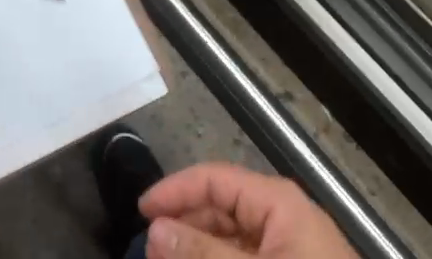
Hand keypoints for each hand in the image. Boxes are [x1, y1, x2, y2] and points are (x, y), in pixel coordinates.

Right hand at [139, 163, 358, 258]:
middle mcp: (283, 218)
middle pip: (221, 209)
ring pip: (231, 240)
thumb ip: (202, 252)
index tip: (140, 213)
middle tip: (150, 253)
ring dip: (199, 251)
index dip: (174, 191)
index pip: (213, 180)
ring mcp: (290, 250)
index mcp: (277, 203)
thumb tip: (156, 228)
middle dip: (185, 227)